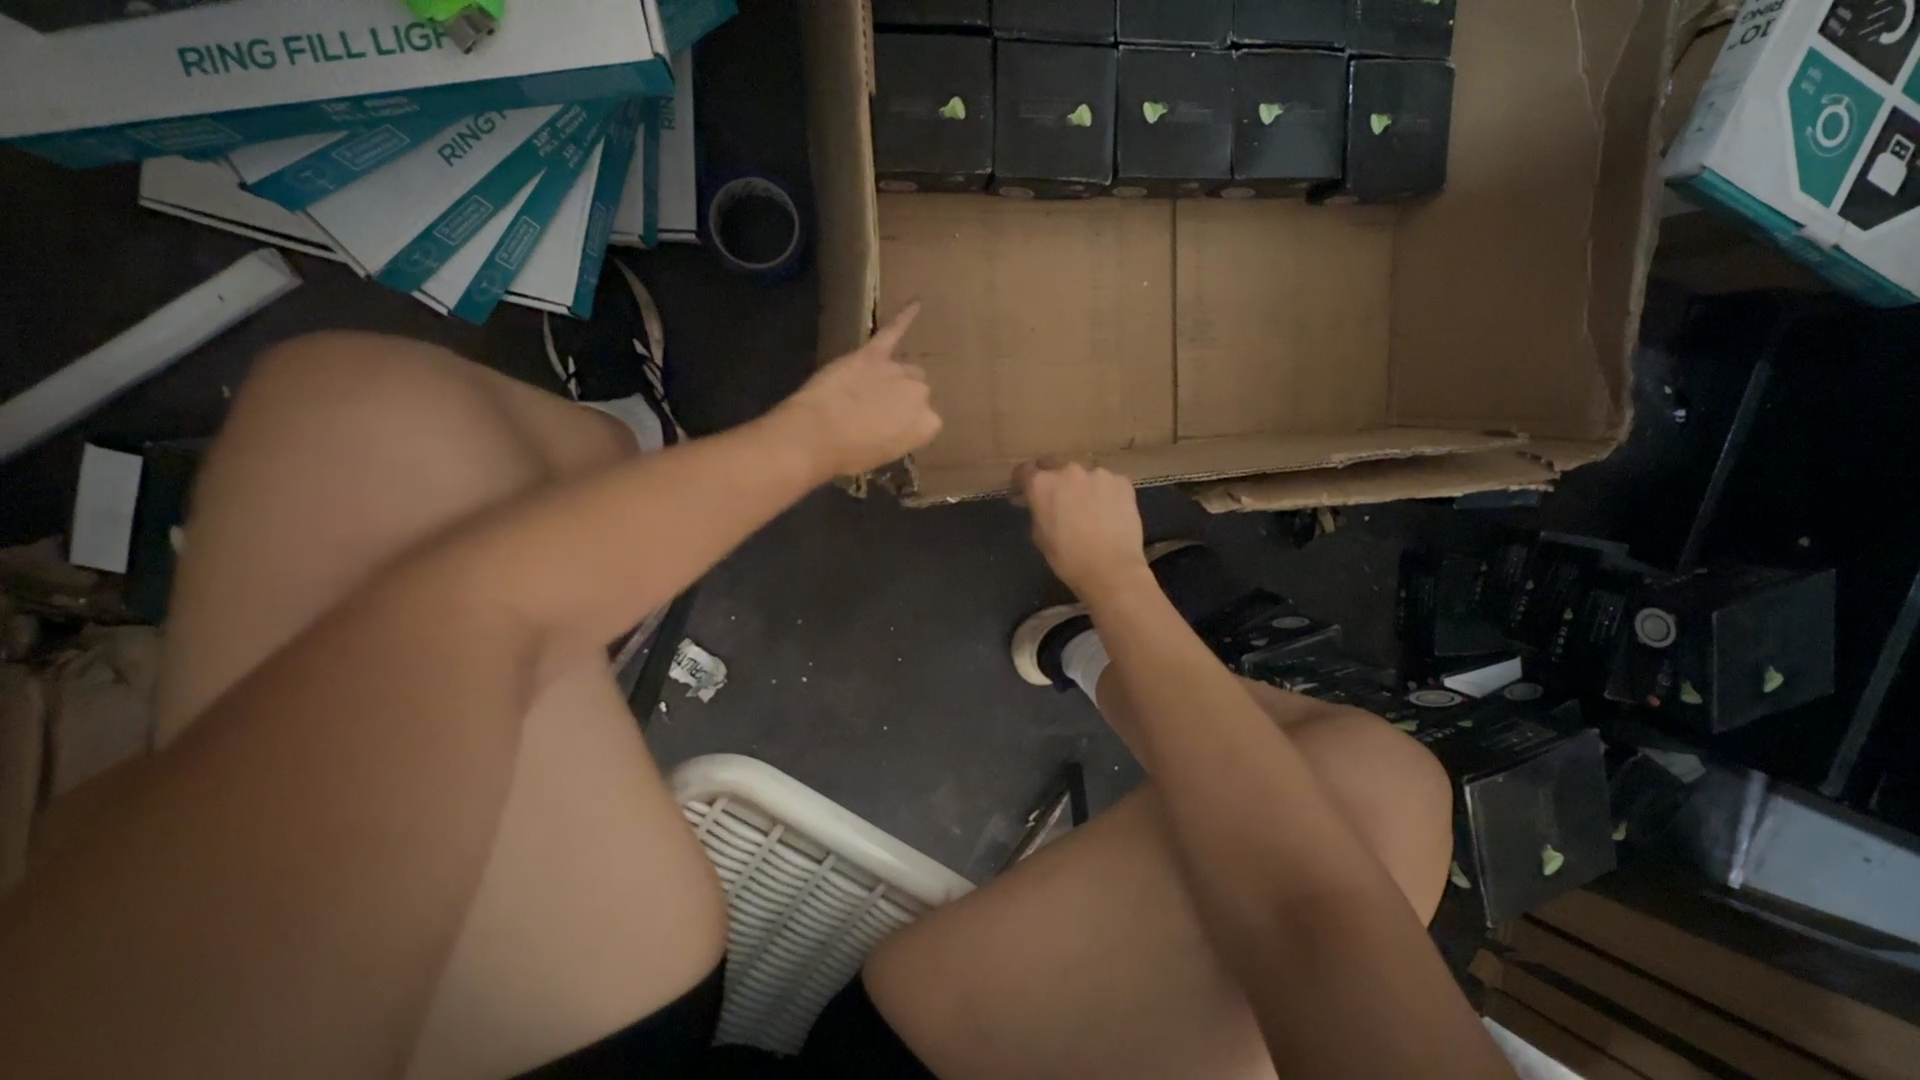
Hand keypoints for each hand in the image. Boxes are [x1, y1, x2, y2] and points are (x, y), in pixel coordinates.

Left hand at [780, 302, 940, 476]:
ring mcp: (897, 371)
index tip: (890, 428)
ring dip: (894, 375)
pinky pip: (893, 331)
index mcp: (928, 425)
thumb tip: (891, 423)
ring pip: (906, 368)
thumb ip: (899, 433)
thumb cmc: (848, 454)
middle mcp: (920, 395)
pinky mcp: (873, 354)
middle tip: (877, 410)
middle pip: (917, 390)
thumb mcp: (884, 454)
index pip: (926, 419)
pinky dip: (904, 317)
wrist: (818, 435)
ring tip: (874, 386)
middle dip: (901, 398)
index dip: (906, 423)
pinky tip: (916, 303)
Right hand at [1015, 460, 1149, 601]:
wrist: (1111, 569)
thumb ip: (1037, 511)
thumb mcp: (1040, 536)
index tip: (1024, 491)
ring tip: (1088, 507)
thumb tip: (1038, 503)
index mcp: (1042, 484)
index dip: (1022, 481)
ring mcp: (1098, 473)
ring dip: (1081, 485)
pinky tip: (1108, 511)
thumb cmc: (1068, 559)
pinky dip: (1104, 493)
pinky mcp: (1122, 482)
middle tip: (1057, 498)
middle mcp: (1068, 470)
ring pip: (1084, 474)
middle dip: (1052, 477)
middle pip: (1054, 464)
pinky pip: (1108, 483)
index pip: (1024, 470)